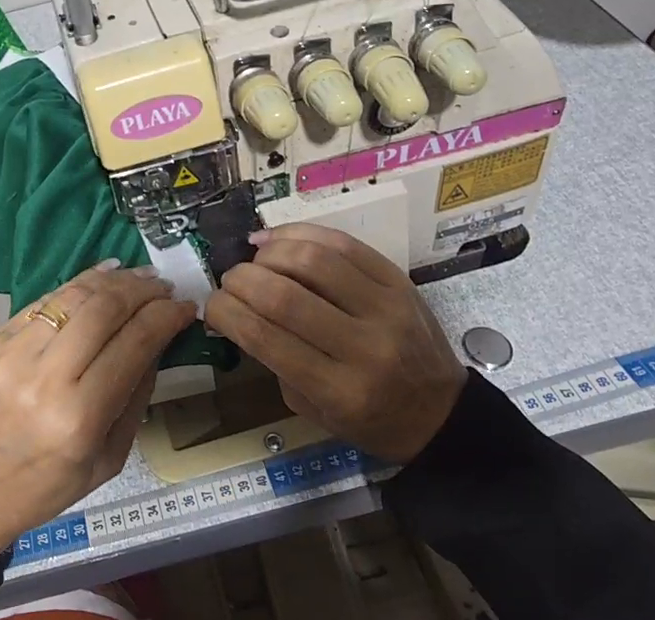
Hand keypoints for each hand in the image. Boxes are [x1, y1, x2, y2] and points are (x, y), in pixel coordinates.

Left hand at [0, 262, 195, 554]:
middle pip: (104, 309)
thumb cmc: (36, 491)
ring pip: (71, 296)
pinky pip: (42, 303)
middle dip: (142, 291)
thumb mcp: (104, 463)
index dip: (166, 318)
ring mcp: (12, 353)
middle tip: (164, 286)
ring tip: (137, 277)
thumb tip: (156, 344)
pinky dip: (75, 286)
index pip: (134, 344)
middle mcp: (44, 377)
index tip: (186, 307)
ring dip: (112, 280)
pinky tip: (98, 280)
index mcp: (77, 418)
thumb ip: (134, 400)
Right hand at [205, 224, 467, 463]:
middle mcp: (365, 347)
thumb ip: (275, 359)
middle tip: (228, 281)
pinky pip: (343, 243)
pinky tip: (277, 240)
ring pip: (314, 259)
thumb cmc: (369, 419)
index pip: (266, 337)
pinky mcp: (399, 282)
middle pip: (285, 295)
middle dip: (241, 280)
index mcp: (339, 390)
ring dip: (270, 253)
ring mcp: (386, 308)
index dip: (226, 312)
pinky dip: (301, 234)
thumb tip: (236, 309)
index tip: (211, 306)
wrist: (442, 414)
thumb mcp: (313, 408)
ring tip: (255, 260)